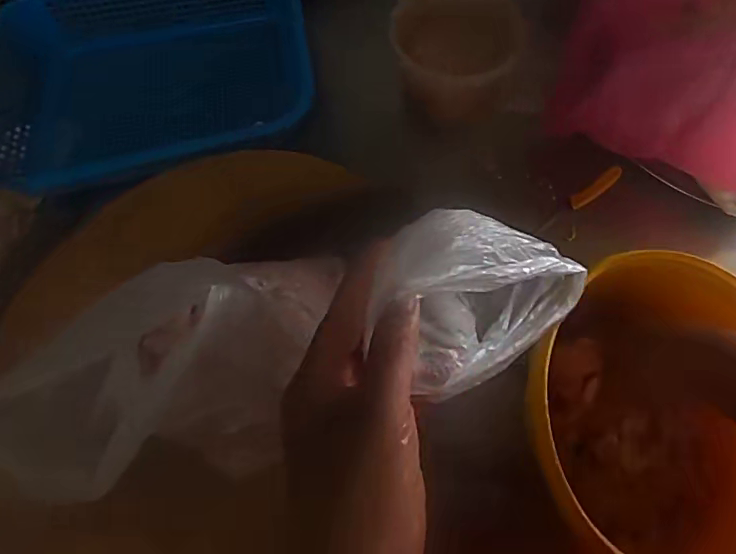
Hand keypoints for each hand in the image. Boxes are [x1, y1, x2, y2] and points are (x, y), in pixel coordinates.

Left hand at [282, 242, 424, 553]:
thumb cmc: (363, 494)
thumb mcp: (380, 420)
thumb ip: (390, 355)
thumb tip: (404, 297)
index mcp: (314, 380)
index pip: (342, 311)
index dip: (365, 274)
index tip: (389, 240)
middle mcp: (317, 392)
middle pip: (348, 330)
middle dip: (376, 295)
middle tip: (409, 264)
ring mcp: (333, 420)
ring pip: (362, 358)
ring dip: (387, 328)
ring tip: (417, 296)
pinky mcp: (354, 442)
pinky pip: (374, 386)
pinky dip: (397, 365)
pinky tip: (421, 358)